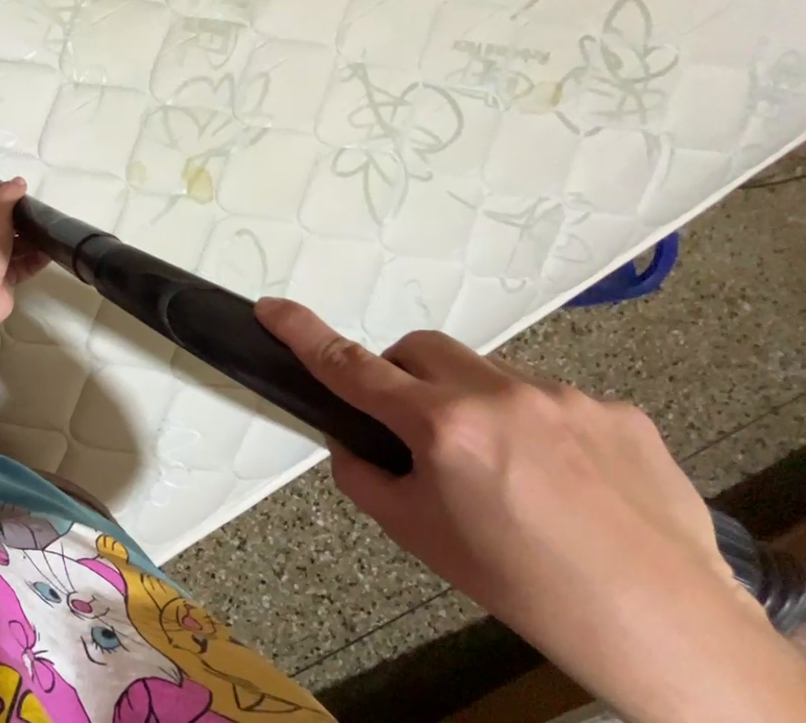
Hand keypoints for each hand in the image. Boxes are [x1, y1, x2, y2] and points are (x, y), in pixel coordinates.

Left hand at [0, 178, 48, 326]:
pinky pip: (20, 266)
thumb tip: (19, 181)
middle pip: (0, 225)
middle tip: (42, 215)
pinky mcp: (0, 280)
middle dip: (21, 221)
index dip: (0, 198)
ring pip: (12, 247)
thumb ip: (7, 195)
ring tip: (51, 234)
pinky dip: (34, 261)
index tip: (22, 196)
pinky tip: (51, 254)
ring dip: (31, 241)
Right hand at [255, 298, 805, 722]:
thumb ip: (364, 474)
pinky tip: (562, 480)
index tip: (271, 308)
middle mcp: (501, 395)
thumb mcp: (414, 533)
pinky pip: (551, 399)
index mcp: (443, 427)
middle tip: (414, 430)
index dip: (303, 333)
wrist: (664, 627)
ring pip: (486, 373)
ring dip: (472, 402)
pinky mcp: (619, 412)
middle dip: (402, 376)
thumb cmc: (519, 583)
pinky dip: (535, 425)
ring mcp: (567, 397)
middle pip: (420, 349)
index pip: (351, 366)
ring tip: (506, 471)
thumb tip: (354, 442)